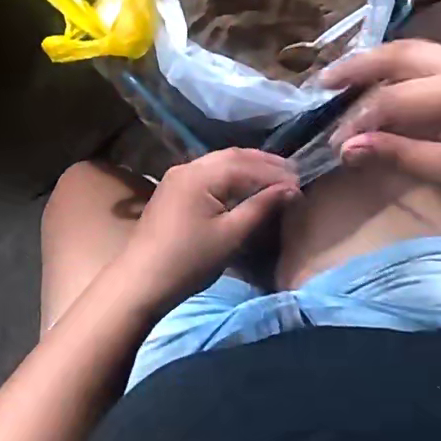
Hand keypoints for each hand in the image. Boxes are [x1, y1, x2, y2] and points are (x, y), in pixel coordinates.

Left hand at [115, 148, 298, 297]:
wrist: (140, 283)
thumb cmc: (189, 261)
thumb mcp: (231, 236)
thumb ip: (261, 207)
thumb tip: (291, 189)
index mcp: (200, 175)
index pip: (247, 166)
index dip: (276, 174)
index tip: (301, 185)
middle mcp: (188, 167)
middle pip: (233, 157)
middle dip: (264, 164)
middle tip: (293, 174)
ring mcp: (177, 178)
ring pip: (220, 163)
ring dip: (248, 168)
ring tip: (274, 177)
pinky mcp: (173, 191)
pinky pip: (209, 173)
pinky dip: (231, 176)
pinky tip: (244, 186)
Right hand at [322, 40, 440, 222]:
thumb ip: (401, 155)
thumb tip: (347, 148)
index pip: (392, 98)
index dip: (358, 121)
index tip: (333, 146)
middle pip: (401, 53)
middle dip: (359, 66)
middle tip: (323, 82)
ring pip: (417, 52)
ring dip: (380, 62)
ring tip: (348, 79)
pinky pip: (433, 63)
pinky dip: (402, 69)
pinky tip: (390, 85)